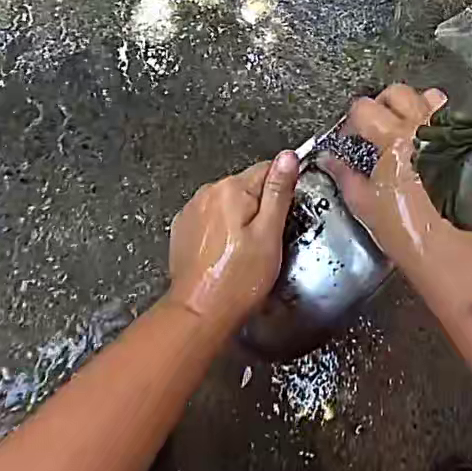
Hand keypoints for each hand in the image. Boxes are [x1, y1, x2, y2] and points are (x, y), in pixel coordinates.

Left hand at [167, 150, 300, 329]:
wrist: (199, 313)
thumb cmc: (238, 280)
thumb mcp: (269, 235)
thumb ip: (278, 192)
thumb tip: (288, 157)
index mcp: (231, 190)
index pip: (267, 169)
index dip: (282, 192)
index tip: (284, 216)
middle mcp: (207, 193)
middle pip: (247, 187)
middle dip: (260, 208)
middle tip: (266, 241)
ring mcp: (192, 210)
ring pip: (229, 203)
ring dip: (240, 219)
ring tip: (246, 252)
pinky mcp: (183, 228)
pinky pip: (211, 219)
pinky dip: (221, 231)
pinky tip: (227, 254)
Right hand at [315, 84, 469, 264]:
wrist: (447, 248)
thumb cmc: (409, 229)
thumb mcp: (364, 202)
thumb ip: (344, 174)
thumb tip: (330, 160)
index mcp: (394, 140)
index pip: (363, 108)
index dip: (351, 122)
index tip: (350, 137)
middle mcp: (422, 130)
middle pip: (396, 93)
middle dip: (381, 106)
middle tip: (374, 128)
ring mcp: (445, 135)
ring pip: (427, 96)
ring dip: (411, 107)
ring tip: (403, 129)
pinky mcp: (462, 145)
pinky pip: (449, 117)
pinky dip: (435, 121)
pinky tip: (427, 141)